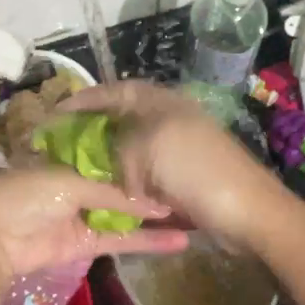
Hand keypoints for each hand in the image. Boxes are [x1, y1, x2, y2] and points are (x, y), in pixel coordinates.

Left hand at [0, 168, 189, 290]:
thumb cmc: (25, 194)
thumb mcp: (69, 182)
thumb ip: (112, 193)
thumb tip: (154, 204)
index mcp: (65, 159)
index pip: (105, 154)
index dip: (134, 156)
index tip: (166, 153)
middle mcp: (74, 185)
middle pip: (117, 186)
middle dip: (148, 187)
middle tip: (187, 185)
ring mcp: (80, 216)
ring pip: (122, 215)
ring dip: (152, 217)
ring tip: (191, 213)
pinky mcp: (84, 245)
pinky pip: (119, 240)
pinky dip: (146, 242)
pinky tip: (176, 240)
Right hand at [59, 82, 283, 246]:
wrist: (248, 214)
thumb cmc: (197, 171)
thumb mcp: (146, 148)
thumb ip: (117, 149)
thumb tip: (109, 165)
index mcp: (162, 104)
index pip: (116, 90)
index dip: (85, 99)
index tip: (55, 113)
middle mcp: (169, 123)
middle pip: (122, 122)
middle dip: (93, 134)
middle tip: (62, 149)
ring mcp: (178, 154)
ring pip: (132, 155)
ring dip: (109, 166)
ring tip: (79, 177)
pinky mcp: (183, 184)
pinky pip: (145, 182)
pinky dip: (127, 189)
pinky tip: (109, 200)